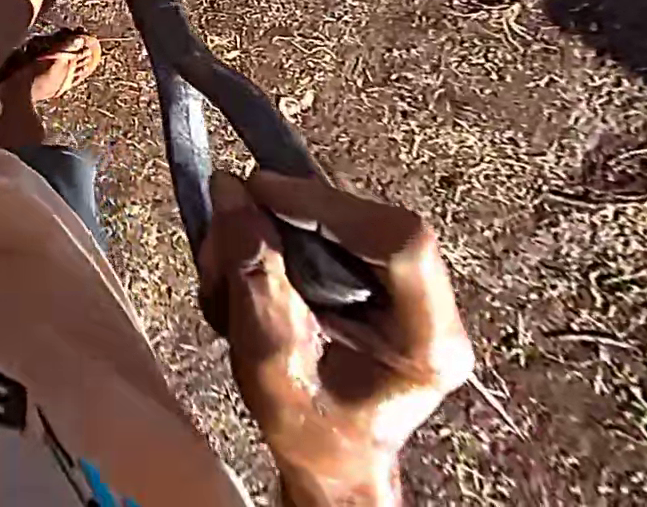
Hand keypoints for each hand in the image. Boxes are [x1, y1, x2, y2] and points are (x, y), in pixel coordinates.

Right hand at [198, 171, 472, 505]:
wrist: (325, 455)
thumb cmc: (306, 428)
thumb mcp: (268, 363)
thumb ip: (253, 278)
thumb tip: (230, 191)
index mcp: (425, 338)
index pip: (398, 241)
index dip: (326, 205)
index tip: (256, 192)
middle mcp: (422, 301)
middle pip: (355, 216)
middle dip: (279, 213)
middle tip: (222, 237)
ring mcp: (395, 283)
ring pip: (326, 213)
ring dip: (262, 225)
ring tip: (222, 269)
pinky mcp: (363, 269)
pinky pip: (310, 223)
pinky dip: (264, 231)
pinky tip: (237, 267)